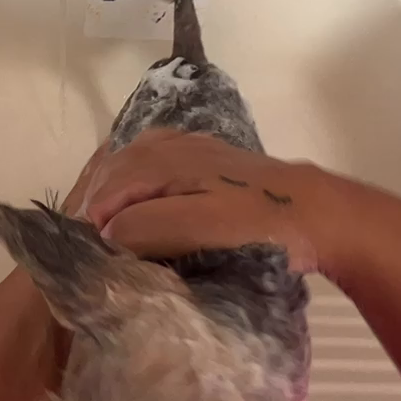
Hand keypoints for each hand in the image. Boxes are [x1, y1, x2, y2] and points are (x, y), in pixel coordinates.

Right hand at [78, 130, 335, 273]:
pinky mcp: (203, 155)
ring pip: (131, 160)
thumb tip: (106, 232)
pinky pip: (152, 157)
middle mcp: (169, 146)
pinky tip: (139, 196)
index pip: (110, 188)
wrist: (315, 209)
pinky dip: (133, 175)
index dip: (92, 220)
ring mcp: (187, 146)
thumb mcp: (206, 226)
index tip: (85, 255)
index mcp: (164, 161)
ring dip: (111, 188)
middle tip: (86, 243)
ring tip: (103, 223)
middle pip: (115, 169)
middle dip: (94, 200)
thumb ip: (153, 225)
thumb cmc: (260, 224)